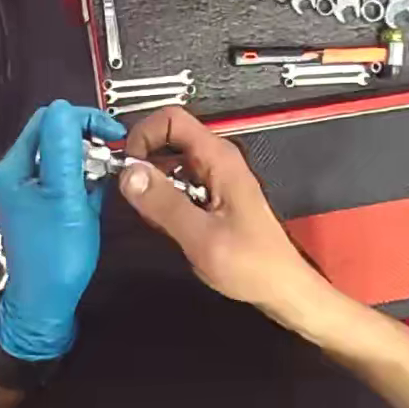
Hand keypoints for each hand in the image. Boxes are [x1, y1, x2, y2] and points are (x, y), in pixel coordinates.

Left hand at [0, 100, 125, 359]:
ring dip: (90, 160)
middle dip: (89, 139)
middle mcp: (21, 173)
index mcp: (17, 167)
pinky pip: (70, 177)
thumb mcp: (64, 198)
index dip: (84, 120)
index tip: (112, 134)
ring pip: (66, 155)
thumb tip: (65, 110)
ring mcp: (34, 189)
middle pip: (57, 134)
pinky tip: (96, 194)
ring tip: (105, 178)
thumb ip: (64, 151)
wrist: (47, 301)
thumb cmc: (54, 256)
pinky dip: (87, 179)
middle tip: (111, 155)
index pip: (51, 119)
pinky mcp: (47, 203)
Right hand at [116, 107, 327, 316]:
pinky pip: (178, 185)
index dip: (143, 136)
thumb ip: (163, 203)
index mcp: (219, 159)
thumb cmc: (253, 264)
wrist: (280, 287)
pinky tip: (170, 225)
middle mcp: (217, 162)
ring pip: (170, 164)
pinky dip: (165, 200)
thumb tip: (130, 175)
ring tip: (155, 216)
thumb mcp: (201, 236)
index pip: (172, 119)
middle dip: (144, 164)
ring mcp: (215, 179)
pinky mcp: (211, 197)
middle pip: (167, 140)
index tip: (128, 166)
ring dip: (154, 185)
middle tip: (136, 196)